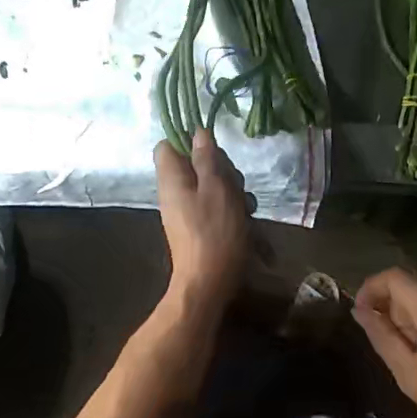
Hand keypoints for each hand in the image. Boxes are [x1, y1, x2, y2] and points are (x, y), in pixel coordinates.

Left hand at [154, 129, 249, 308]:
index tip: (214, 150)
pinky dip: (232, 212)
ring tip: (247, 210)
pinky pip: (215, 208)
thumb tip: (197, 133)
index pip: (167, 145)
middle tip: (236, 186)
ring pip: (212, 187)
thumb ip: (207, 159)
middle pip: (197, 166)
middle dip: (223, 171)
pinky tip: (249, 225)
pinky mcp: (199, 228)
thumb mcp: (217, 189)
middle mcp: (175, 193)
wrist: (209, 284)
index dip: (189, 141)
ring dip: (234, 194)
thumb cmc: (215, 233)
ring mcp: (187, 212)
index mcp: (172, 179)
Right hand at [352, 268, 416, 417]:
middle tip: (386, 337)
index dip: (372, 287)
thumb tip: (360, 310)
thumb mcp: (410, 376)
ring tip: (411, 347)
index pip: (396, 276)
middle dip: (391, 302)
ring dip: (412, 309)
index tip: (361, 311)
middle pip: (415, 282)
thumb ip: (382, 337)